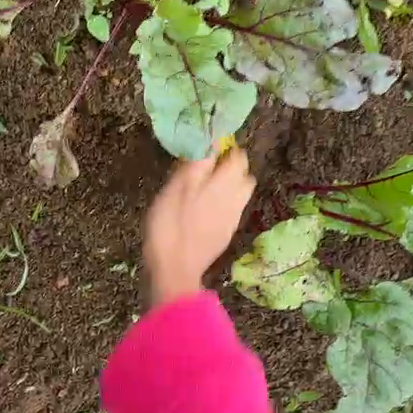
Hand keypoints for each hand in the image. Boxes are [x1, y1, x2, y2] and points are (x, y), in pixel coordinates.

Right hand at [144, 150, 255, 308]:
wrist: (176, 269)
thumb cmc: (169, 226)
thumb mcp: (174, 189)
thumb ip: (195, 165)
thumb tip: (208, 142)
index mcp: (223, 183)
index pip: (235, 155)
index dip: (222, 146)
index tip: (204, 146)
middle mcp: (235, 197)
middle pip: (243, 172)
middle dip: (229, 164)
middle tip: (204, 165)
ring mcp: (233, 217)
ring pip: (241, 190)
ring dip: (229, 182)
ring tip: (206, 185)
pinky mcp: (227, 232)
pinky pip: (232, 208)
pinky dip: (224, 201)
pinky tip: (205, 207)